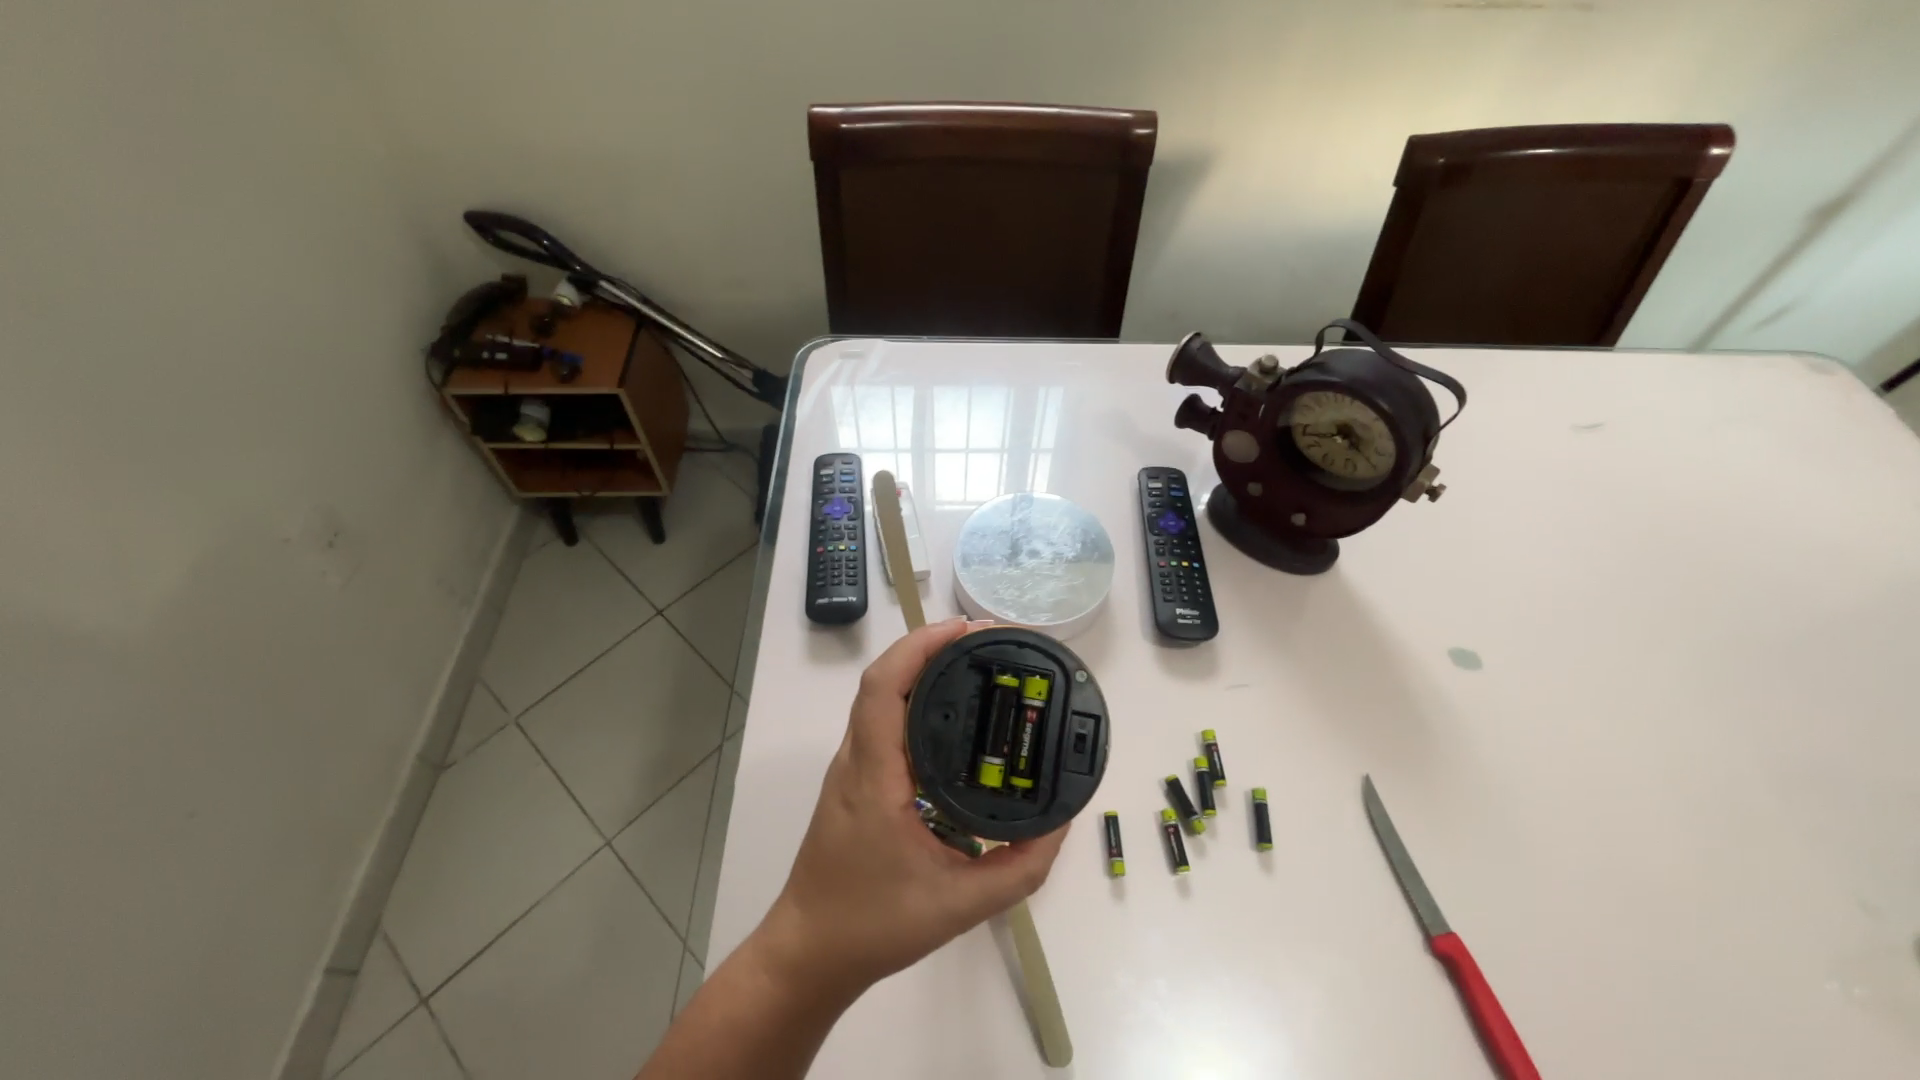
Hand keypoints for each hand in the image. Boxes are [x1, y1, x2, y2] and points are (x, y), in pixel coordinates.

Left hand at [753, 618, 1070, 999]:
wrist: (810, 953)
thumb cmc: (873, 924)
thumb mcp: (961, 905)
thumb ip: (1020, 868)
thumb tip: (1061, 824)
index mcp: (874, 777)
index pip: (884, 687)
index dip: (920, 645)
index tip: (966, 629)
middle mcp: (857, 761)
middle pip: (883, 681)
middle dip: (933, 649)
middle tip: (990, 645)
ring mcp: (852, 771)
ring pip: (881, 701)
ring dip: (923, 673)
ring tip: (977, 669)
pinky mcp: (857, 784)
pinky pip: (884, 725)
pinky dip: (916, 704)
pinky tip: (954, 720)